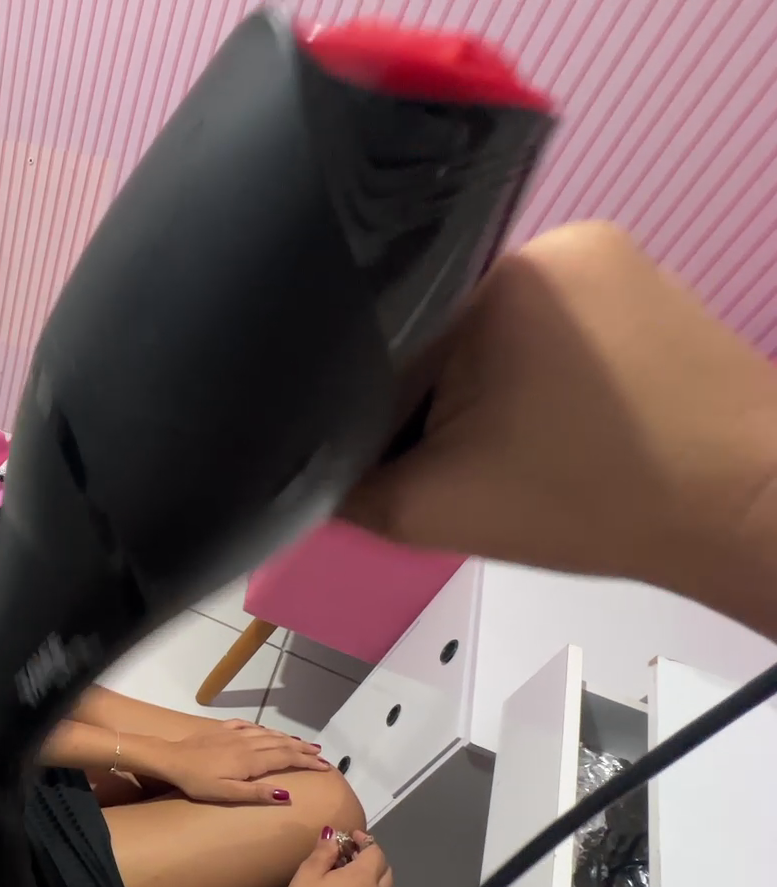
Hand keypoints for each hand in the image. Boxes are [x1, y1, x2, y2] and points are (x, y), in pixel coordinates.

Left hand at [150, 720, 332, 804]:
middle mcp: (245, 743)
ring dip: (285, 737)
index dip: (307, 761)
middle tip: (321, 754)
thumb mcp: (226, 793)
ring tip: (301, 742)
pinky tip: (264, 729)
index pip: (286, 758)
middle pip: (280, 743)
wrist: (170, 758)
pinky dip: (261, 727)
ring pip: (265, 733)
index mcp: (250, 760)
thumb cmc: (197, 780)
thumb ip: (257, 794)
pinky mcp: (219, 729)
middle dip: (302, 748)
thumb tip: (288, 795)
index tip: (325, 766)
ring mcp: (232, 734)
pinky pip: (245, 725)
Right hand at [279, 829, 392, 886]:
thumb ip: (324, 851)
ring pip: (384, 885)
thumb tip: (333, 835)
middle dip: (370, 856)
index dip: (365, 840)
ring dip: (371, 873)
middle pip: (385, 869)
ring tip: (346, 869)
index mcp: (364, 878)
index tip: (349, 835)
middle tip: (348, 850)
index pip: (376, 852)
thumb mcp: (309, 872)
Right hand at [341, 222, 776, 633]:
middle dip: (399, 384)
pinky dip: (491, 362)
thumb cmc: (588, 504)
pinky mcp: (623, 277)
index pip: (372, 330)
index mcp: (497, 285)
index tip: (345, 436)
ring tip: (459, 427)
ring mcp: (593, 254)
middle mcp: (547, 245)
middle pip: (414, 322)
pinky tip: (503, 407)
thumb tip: (284, 470)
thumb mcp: (417, 509)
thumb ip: (330, 487)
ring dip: (443, 373)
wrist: (751, 514)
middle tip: (403, 443)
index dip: (344, 389)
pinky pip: (512, 315)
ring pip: (458, 320)